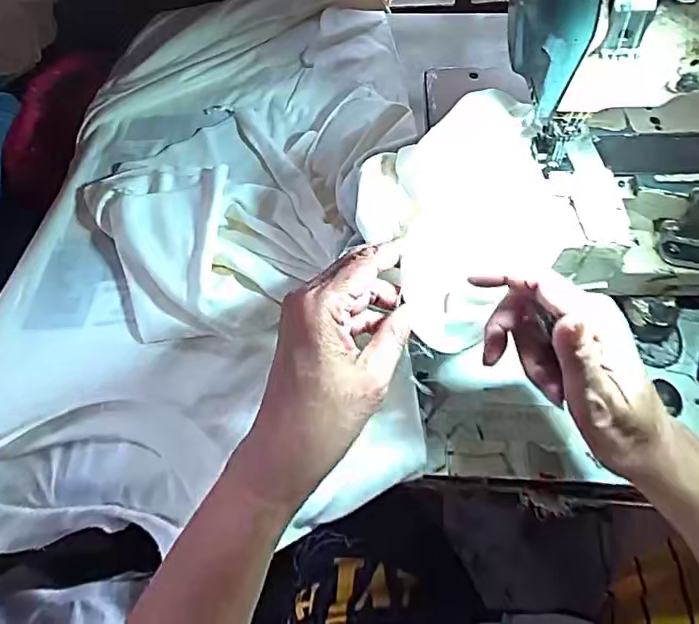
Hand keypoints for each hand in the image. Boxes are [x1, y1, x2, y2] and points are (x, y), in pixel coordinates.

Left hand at [231, 244, 413, 507]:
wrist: (282, 453)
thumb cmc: (322, 422)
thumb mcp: (372, 376)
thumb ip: (394, 333)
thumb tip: (411, 309)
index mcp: (320, 305)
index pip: (361, 264)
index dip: (389, 253)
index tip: (412, 244)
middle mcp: (304, 300)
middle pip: (350, 270)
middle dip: (383, 275)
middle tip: (416, 281)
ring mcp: (298, 313)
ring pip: (343, 287)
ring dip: (372, 296)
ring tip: (402, 313)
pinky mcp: (299, 327)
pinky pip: (334, 306)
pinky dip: (357, 311)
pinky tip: (382, 326)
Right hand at [471, 272, 671, 484]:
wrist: (643, 445)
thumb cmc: (624, 427)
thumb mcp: (597, 397)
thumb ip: (580, 356)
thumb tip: (568, 319)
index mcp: (593, 318)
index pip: (540, 282)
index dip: (504, 277)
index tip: (475, 280)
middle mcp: (587, 312)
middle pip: (528, 300)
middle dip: (510, 331)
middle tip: (495, 356)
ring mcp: (582, 323)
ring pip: (530, 322)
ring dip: (528, 356)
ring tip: (550, 388)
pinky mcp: (576, 336)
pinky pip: (538, 337)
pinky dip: (536, 361)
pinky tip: (553, 385)